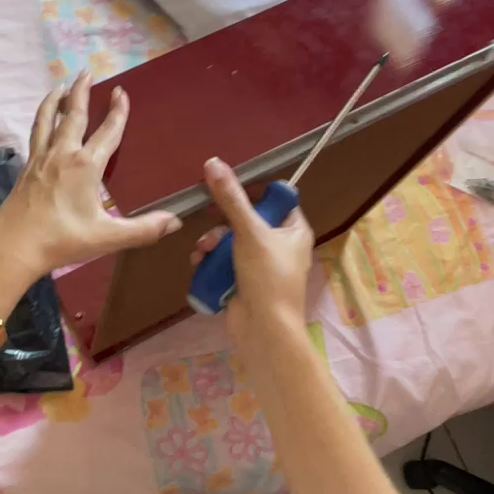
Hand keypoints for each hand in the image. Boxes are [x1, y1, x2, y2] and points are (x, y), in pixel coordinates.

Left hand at [0, 71, 181, 289]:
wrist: (13, 247)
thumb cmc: (61, 240)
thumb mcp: (107, 237)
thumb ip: (143, 229)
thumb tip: (175, 222)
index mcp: (85, 165)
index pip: (107, 131)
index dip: (117, 111)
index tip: (121, 92)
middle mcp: (62, 154)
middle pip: (74, 115)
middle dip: (82, 92)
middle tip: (87, 72)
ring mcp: (41, 159)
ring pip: (48, 119)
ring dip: (56, 100)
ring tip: (61, 86)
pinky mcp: (26, 168)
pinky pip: (36, 134)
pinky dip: (41, 120)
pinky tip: (42, 122)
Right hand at [191, 156, 313, 342]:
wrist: (264, 330)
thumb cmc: (267, 277)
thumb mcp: (249, 231)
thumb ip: (231, 198)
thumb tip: (213, 163)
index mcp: (294, 230)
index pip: (275, 198)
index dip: (252, 192)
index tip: (228, 191)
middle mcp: (280, 245)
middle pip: (246, 220)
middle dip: (223, 224)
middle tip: (211, 226)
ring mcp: (261, 266)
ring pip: (231, 241)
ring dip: (212, 243)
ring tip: (203, 251)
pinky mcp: (244, 282)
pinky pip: (224, 262)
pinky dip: (211, 261)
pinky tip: (199, 263)